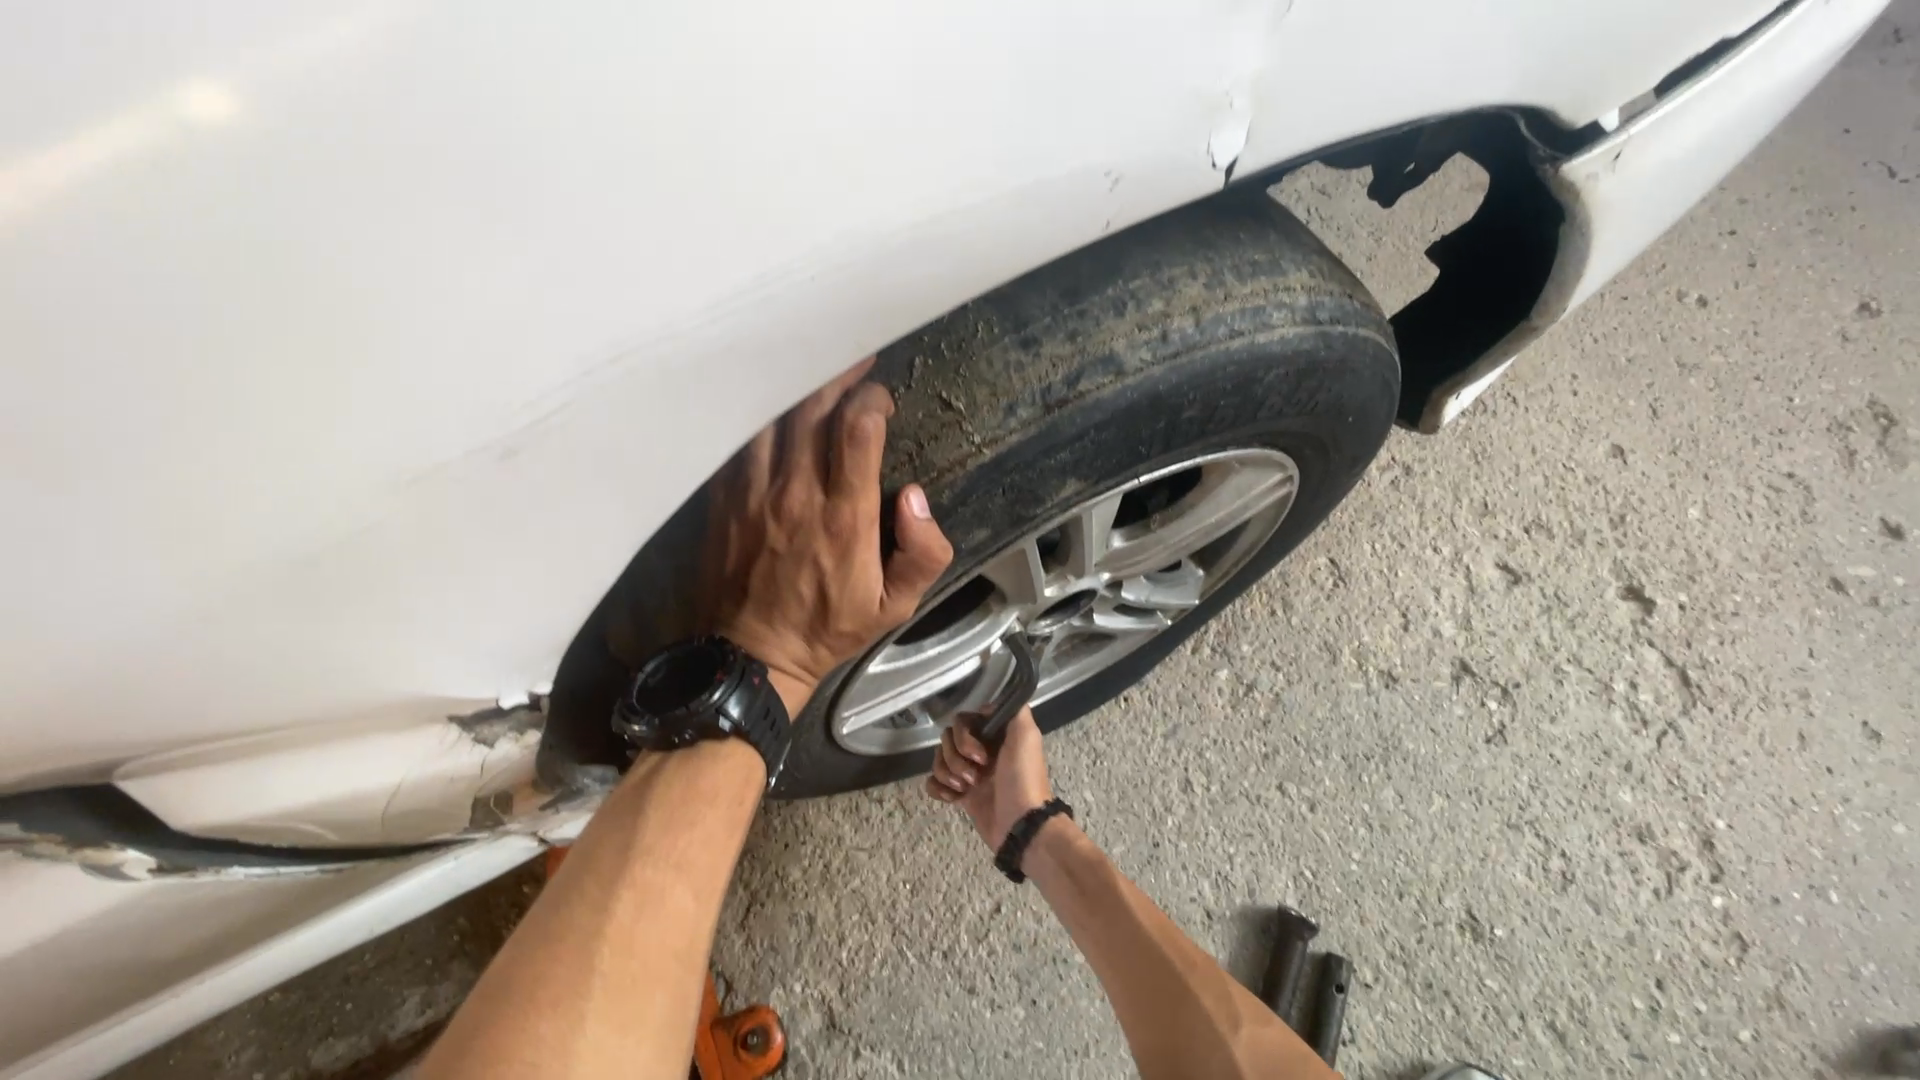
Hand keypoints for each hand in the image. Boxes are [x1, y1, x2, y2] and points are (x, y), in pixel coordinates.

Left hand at [704, 357, 953, 711]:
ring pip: (773, 417)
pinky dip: (759, 415)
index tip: (882, 402)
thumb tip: (917, 498)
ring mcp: (754, 494)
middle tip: (856, 363)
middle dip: (839, 377)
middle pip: (814, 410)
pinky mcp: (725, 499)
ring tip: (816, 370)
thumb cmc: (828, 628)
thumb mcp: (895, 607)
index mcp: (844, 518)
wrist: (751, 655)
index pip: (857, 430)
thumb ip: (923, 553)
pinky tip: (772, 404)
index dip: (873, 400)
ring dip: (798, 389)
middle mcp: (797, 495)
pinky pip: (740, 440)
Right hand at [925, 707, 1051, 849]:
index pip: (963, 722)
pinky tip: (952, 798)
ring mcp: (969, 774)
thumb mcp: (1026, 736)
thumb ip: (1015, 710)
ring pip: (939, 760)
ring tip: (965, 789)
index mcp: (995, 737)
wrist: (1020, 826)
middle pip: (948, 740)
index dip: (965, 736)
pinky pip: (934, 783)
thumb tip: (988, 705)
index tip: (980, 753)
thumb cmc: (1023, 779)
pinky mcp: (961, 796)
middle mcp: (982, 751)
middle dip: (955, 757)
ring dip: (947, 773)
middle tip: (974, 775)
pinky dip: (938, 789)